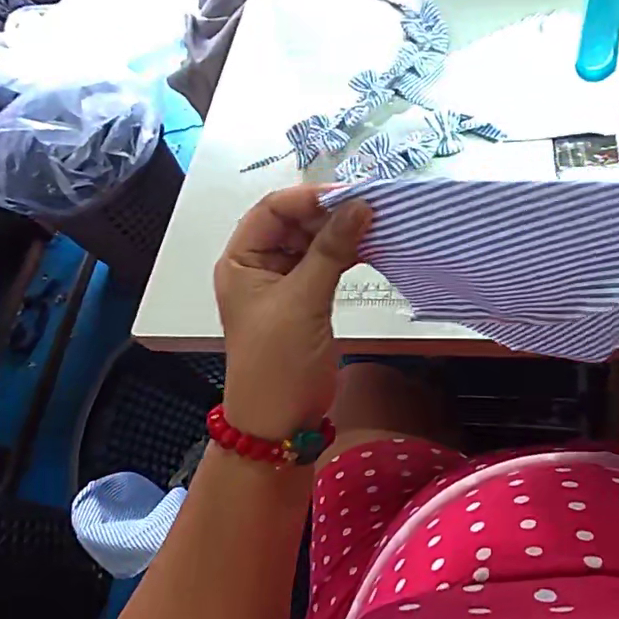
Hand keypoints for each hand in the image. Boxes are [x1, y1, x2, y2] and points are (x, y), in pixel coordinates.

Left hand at [214, 187, 372, 440]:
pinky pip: (326, 263)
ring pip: (314, 242)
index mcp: (242, 260)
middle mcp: (259, 265)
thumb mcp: (303, 302)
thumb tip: (361, 207)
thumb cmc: (277, 362)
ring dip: (342, 232)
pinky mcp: (307, 298)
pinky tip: (372, 247)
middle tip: (371, 208)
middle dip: (330, 213)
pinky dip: (347, 253)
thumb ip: (331, 251)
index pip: (272, 210)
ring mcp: (284, 282)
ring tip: (376, 224)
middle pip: (295, 222)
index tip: (350, 195)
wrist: (280, 423)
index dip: (309, 198)